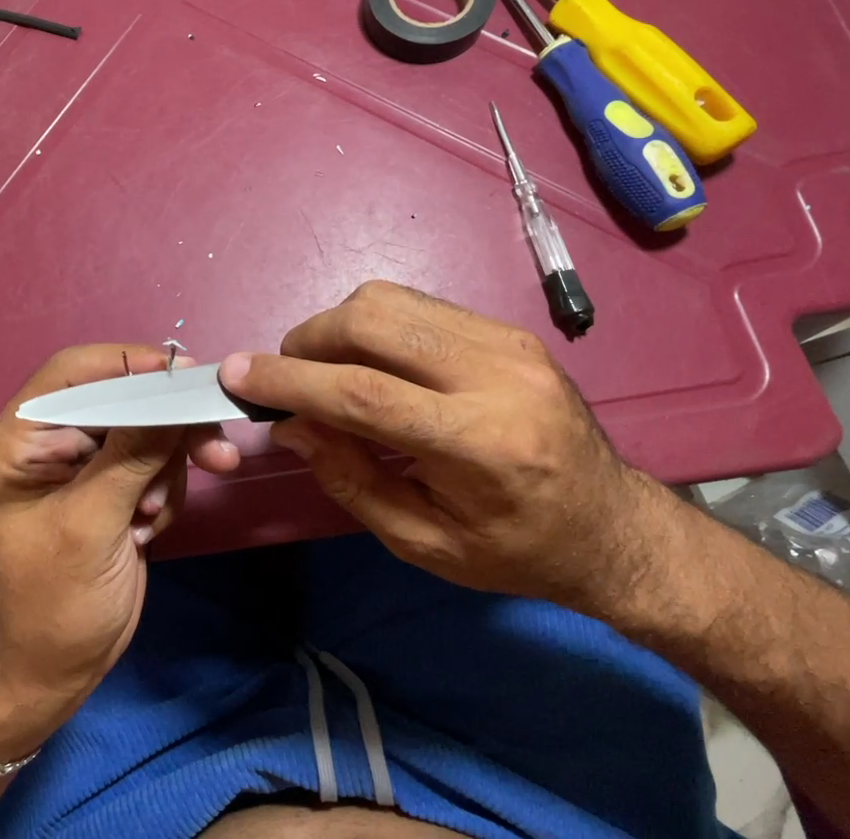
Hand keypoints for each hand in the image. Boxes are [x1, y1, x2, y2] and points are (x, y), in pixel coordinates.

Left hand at [0, 345, 239, 758]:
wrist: (52, 673)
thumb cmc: (53, 601)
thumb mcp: (90, 525)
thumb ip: (131, 457)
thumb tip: (173, 396)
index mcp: (21, 439)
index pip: (73, 373)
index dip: (128, 363)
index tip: (185, 375)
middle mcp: (50, 442)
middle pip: (122, 399)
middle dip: (167, 427)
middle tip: (218, 454)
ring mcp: (84, 468)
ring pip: (147, 433)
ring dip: (168, 470)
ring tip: (154, 519)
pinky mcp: (113, 493)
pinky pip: (155, 467)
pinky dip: (165, 493)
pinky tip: (149, 532)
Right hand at [217, 281, 676, 612]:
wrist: (613, 526)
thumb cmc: (515, 551)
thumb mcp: (422, 542)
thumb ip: (348, 478)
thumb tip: (290, 425)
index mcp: (481, 446)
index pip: (362, 393)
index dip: (289, 380)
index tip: (236, 374)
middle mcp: (498, 376)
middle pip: (371, 322)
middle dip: (306, 342)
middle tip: (284, 377)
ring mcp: (508, 342)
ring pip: (389, 299)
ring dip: (334, 327)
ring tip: (323, 369)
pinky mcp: (508, 329)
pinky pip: (415, 304)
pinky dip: (370, 325)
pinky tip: (368, 362)